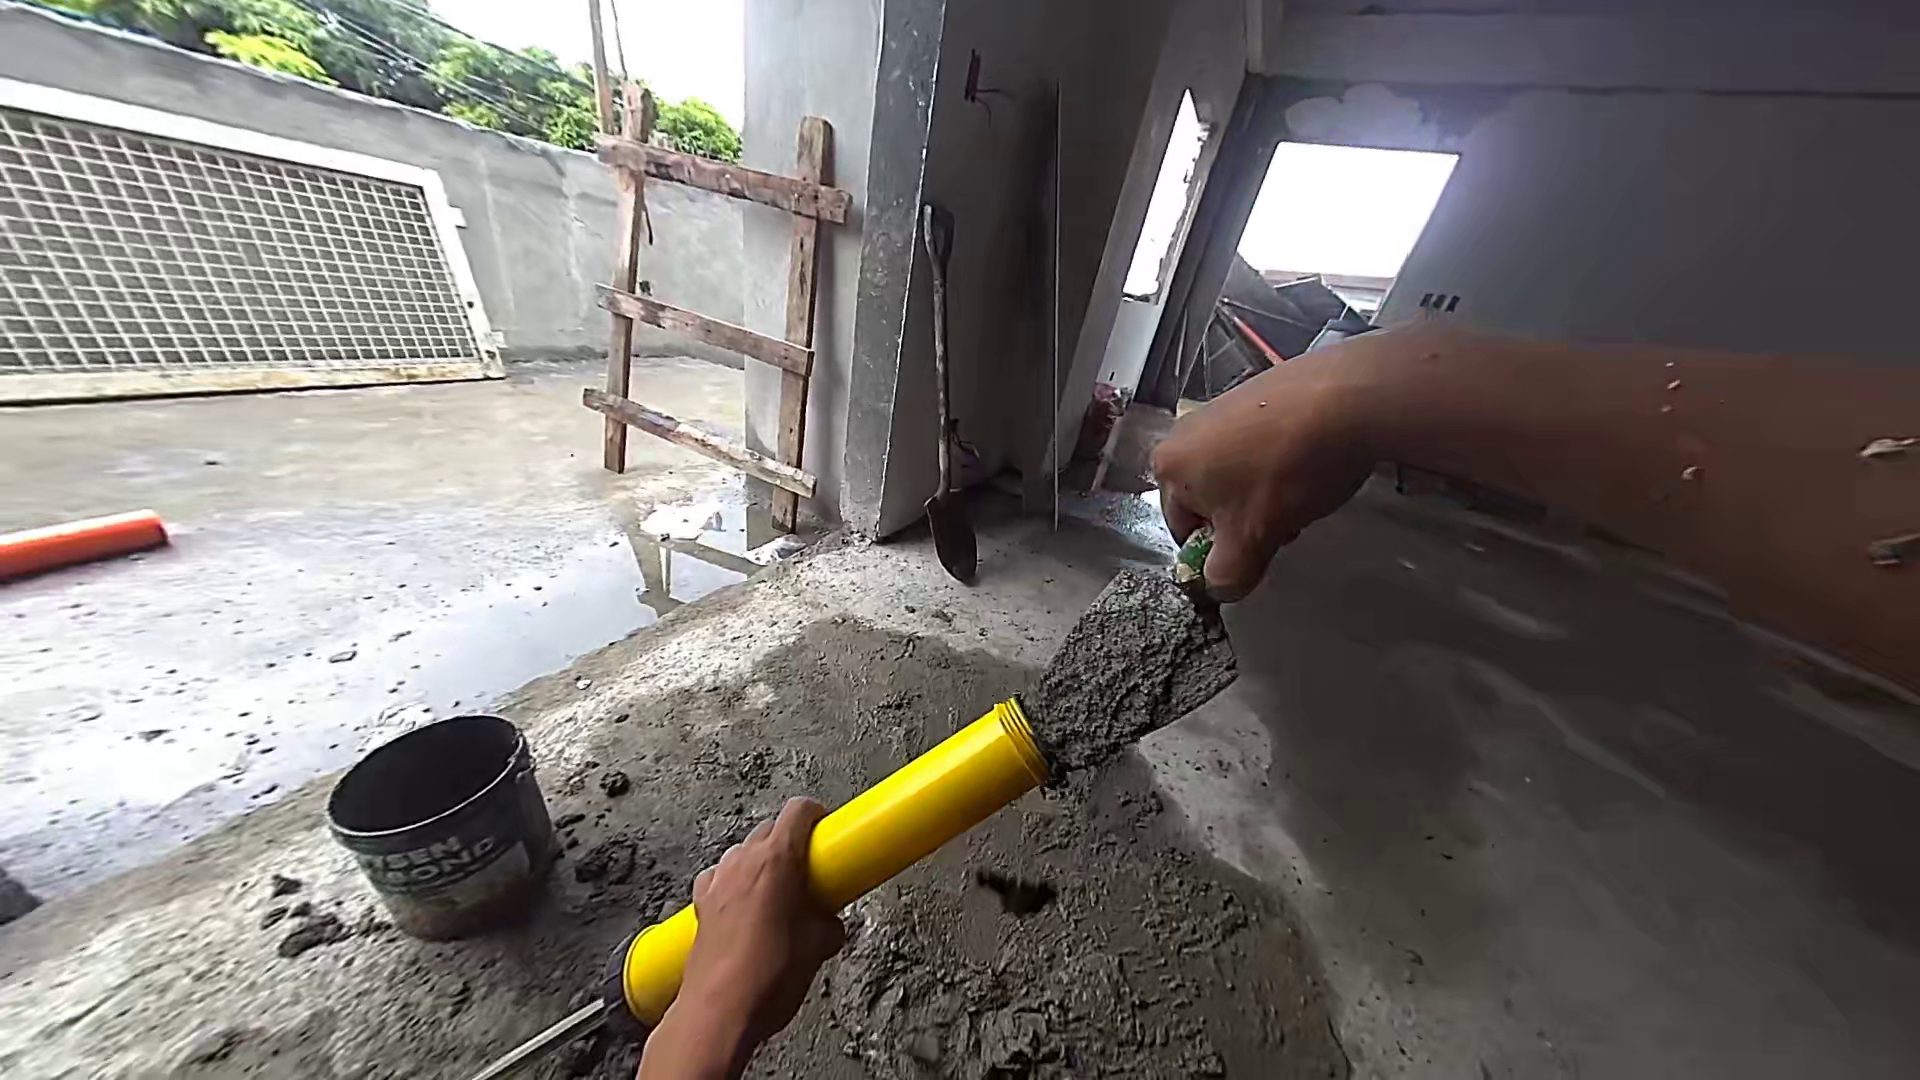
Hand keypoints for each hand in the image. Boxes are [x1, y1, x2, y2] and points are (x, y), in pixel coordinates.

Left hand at [640, 797, 845, 1079]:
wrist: (717, 1015)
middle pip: (771, 827)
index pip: (799, 809)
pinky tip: (742, 902)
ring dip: (761, 859)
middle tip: (807, 867)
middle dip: (791, 839)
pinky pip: (719, 875)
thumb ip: (829, 924)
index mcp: (777, 858)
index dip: (816, 814)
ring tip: (776, 888)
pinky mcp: (702, 904)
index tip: (826, 829)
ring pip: (744, 849)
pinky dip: (733, 880)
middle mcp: (745, 860)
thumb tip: (832, 926)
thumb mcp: (817, 947)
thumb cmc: (765, 978)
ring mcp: (719, 880)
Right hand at [1152, 346, 1376, 600]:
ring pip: (1230, 474)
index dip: (1219, 548)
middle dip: (1240, 519)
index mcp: (1166, 468)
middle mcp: (1180, 434)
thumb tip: (1219, 589)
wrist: (1345, 397)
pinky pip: (1251, 443)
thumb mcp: (1252, 539)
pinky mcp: (1250, 392)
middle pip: (1205, 500)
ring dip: (1258, 493)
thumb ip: (1227, 576)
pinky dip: (1273, 459)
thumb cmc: (1284, 472)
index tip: (1257, 545)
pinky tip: (1305, 459)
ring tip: (1299, 489)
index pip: (1182, 530)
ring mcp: (1215, 408)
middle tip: (1281, 520)